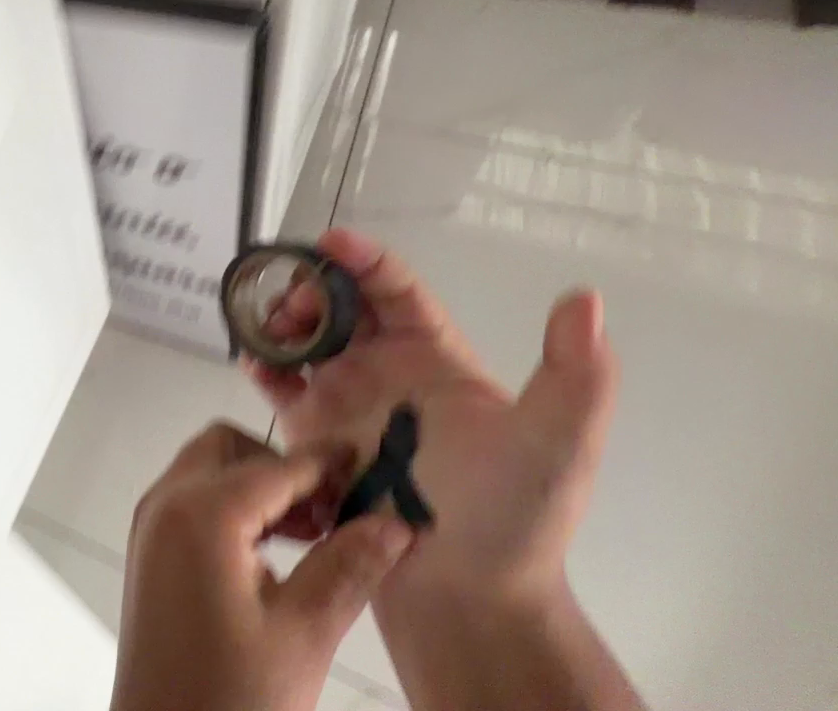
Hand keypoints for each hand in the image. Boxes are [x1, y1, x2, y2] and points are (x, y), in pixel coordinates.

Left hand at [112, 422, 413, 710]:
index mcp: (201, 513)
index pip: (274, 465)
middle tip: (332, 510)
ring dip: (257, 486)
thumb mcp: (302, 634)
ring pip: (207, 471)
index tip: (368, 463)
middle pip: (227, 448)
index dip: (324, 462)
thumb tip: (395, 521)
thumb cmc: (233, 696)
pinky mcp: (148, 550)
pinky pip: (192, 500)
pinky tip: (273, 554)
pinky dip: (232, 507)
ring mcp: (150, 525)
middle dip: (281, 466)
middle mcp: (166, 503)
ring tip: (313, 534)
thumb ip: (347, 566)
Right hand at [248, 228, 618, 608]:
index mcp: (434, 358)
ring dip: (282, 320)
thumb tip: (586, 298)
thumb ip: (575, 373)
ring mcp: (345, 402)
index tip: (329, 242)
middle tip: (292, 303)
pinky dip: (262, 365)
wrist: (464, 595)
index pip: (395, 289)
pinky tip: (251, 361)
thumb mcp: (556, 442)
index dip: (363, 260)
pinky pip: (279, 387)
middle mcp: (384, 370)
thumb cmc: (511, 515)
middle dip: (311, 287)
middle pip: (338, 305)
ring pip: (303, 338)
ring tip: (268, 329)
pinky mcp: (312, 436)